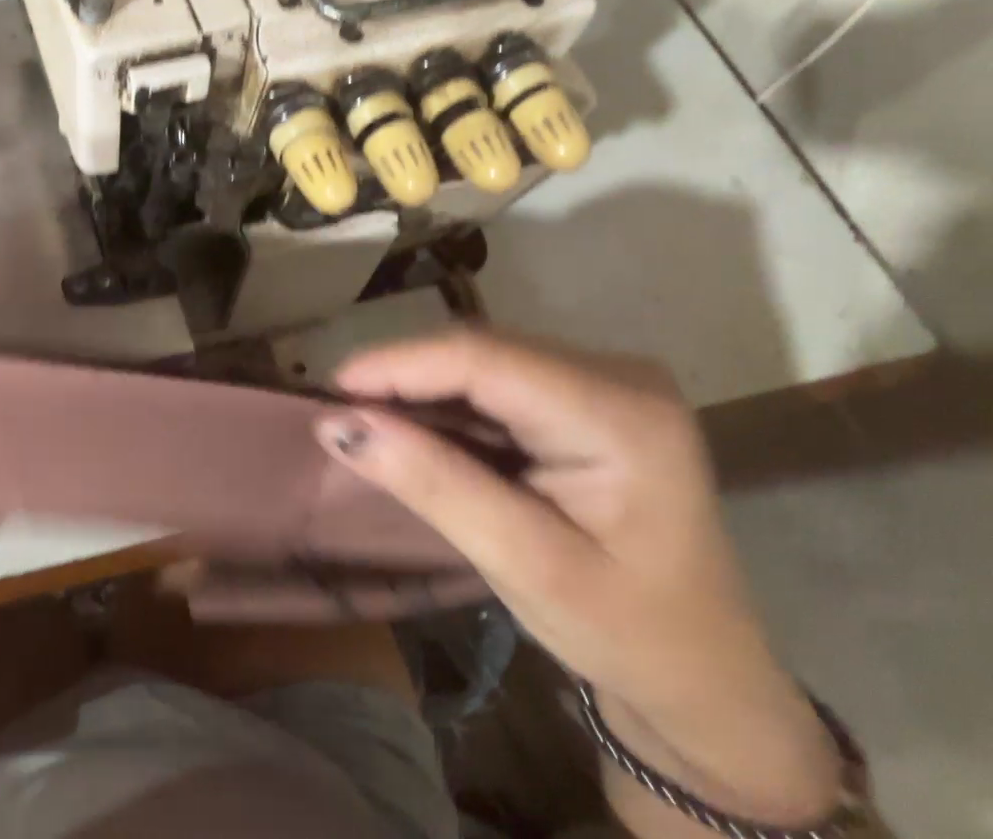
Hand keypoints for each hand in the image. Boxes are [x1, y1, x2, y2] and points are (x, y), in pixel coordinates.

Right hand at [317, 330, 843, 825]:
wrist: (699, 671)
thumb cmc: (622, 629)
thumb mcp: (522, 563)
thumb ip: (432, 484)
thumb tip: (337, 424)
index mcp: (622, 415)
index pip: (483, 359)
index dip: (396, 366)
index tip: (324, 396)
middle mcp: (620, 378)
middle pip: (481, 352)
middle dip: (402, 379)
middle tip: (337, 422)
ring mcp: (607, 387)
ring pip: (482, 363)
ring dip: (418, 393)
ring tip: (364, 430)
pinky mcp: (589, 403)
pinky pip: (496, 386)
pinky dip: (446, 408)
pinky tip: (416, 437)